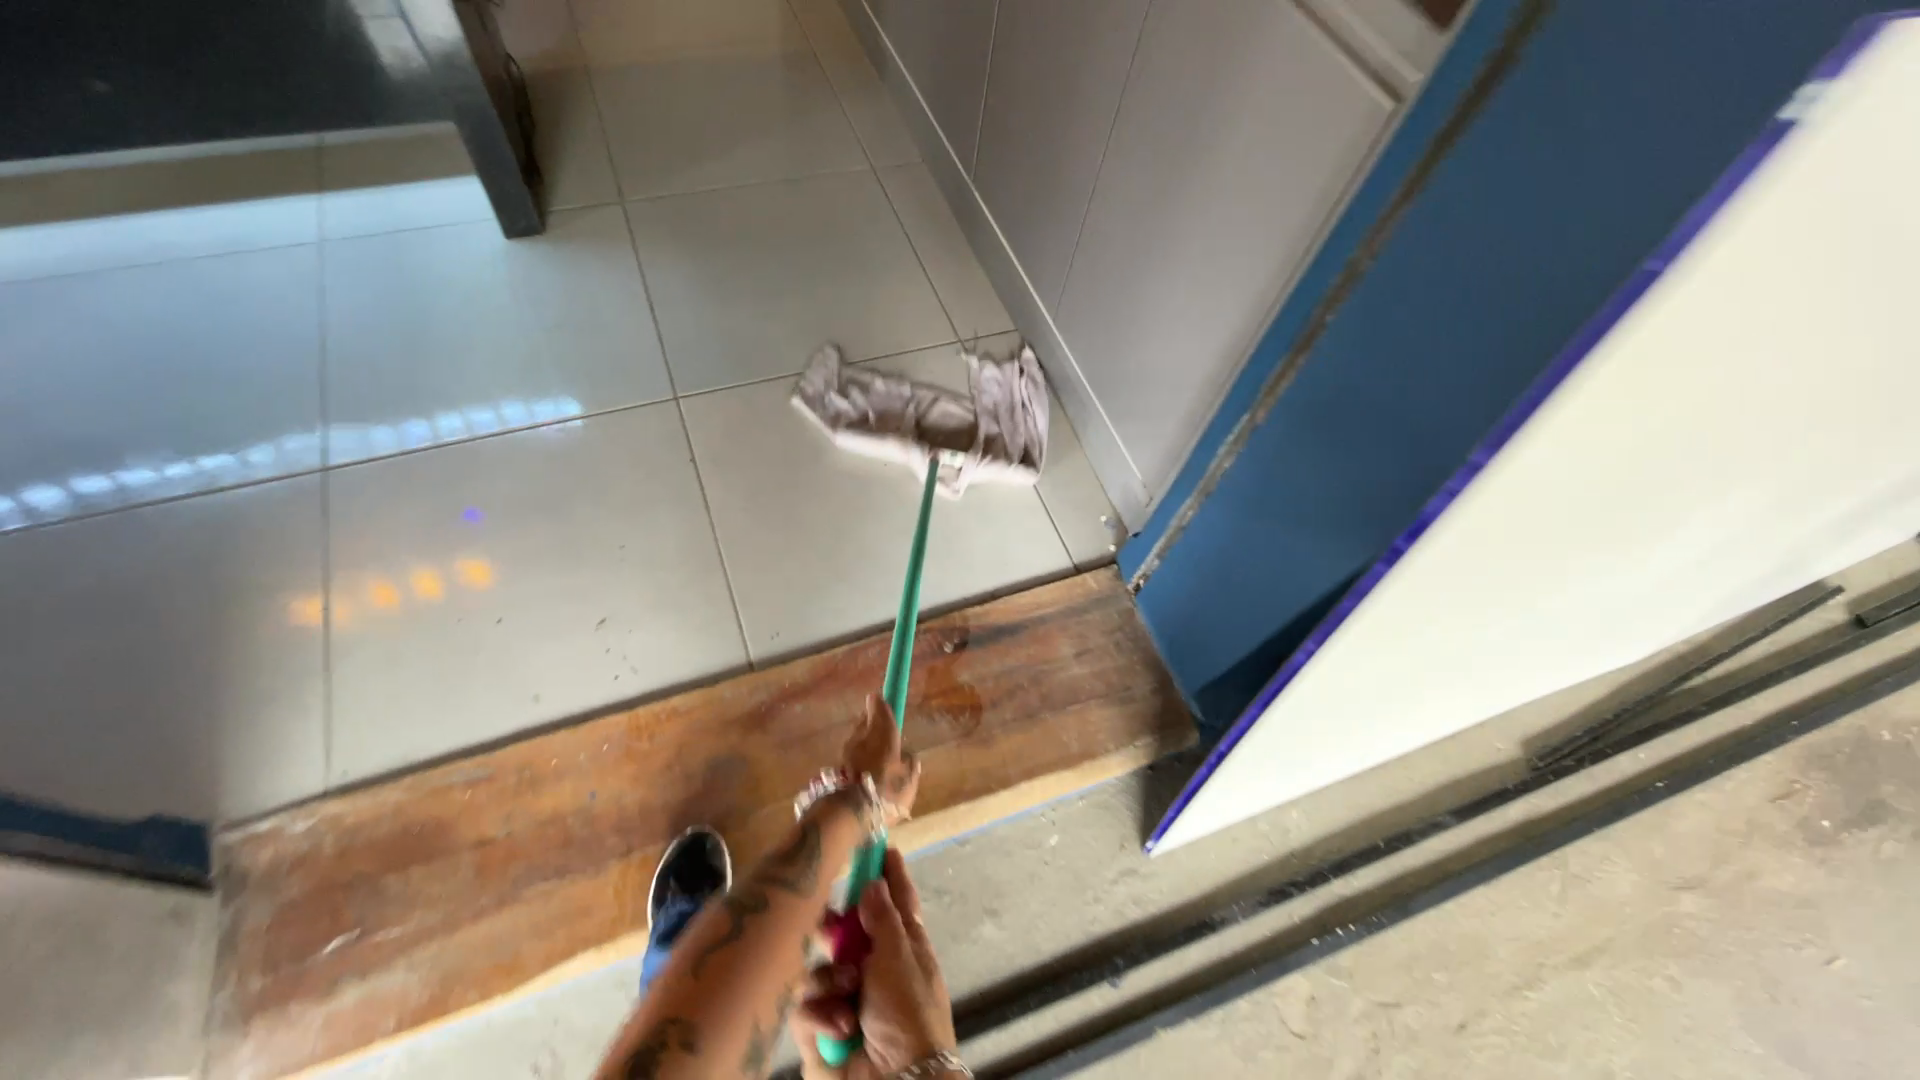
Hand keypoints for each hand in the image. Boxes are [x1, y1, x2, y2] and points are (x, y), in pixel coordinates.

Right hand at [789, 850, 956, 1078]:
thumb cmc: (908, 1012)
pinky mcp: (820, 1027)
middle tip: (831, 925)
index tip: (883, 848)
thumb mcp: (900, 957)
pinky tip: (841, 1024)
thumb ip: (883, 917)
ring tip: (848, 993)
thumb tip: (873, 882)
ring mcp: (844, 997)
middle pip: (845, 929)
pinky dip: (822, 1012)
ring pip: (818, 964)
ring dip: (832, 978)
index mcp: (903, 947)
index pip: (897, 902)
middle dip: (834, 927)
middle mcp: (873, 967)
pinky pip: (805, 1003)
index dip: (891, 876)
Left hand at [840, 696, 920, 826]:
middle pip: (866, 721)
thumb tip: (908, 755)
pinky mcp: (838, 765)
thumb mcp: (909, 782)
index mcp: (884, 737)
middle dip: (871, 718)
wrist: (848, 814)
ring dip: (863, 736)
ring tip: (872, 744)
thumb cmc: (885, 795)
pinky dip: (857, 753)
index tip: (879, 697)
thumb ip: (910, 765)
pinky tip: (862, 763)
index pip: (882, 713)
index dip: (881, 705)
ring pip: (857, 736)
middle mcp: (864, 738)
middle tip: (876, 718)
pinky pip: (851, 752)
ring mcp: (848, 751)